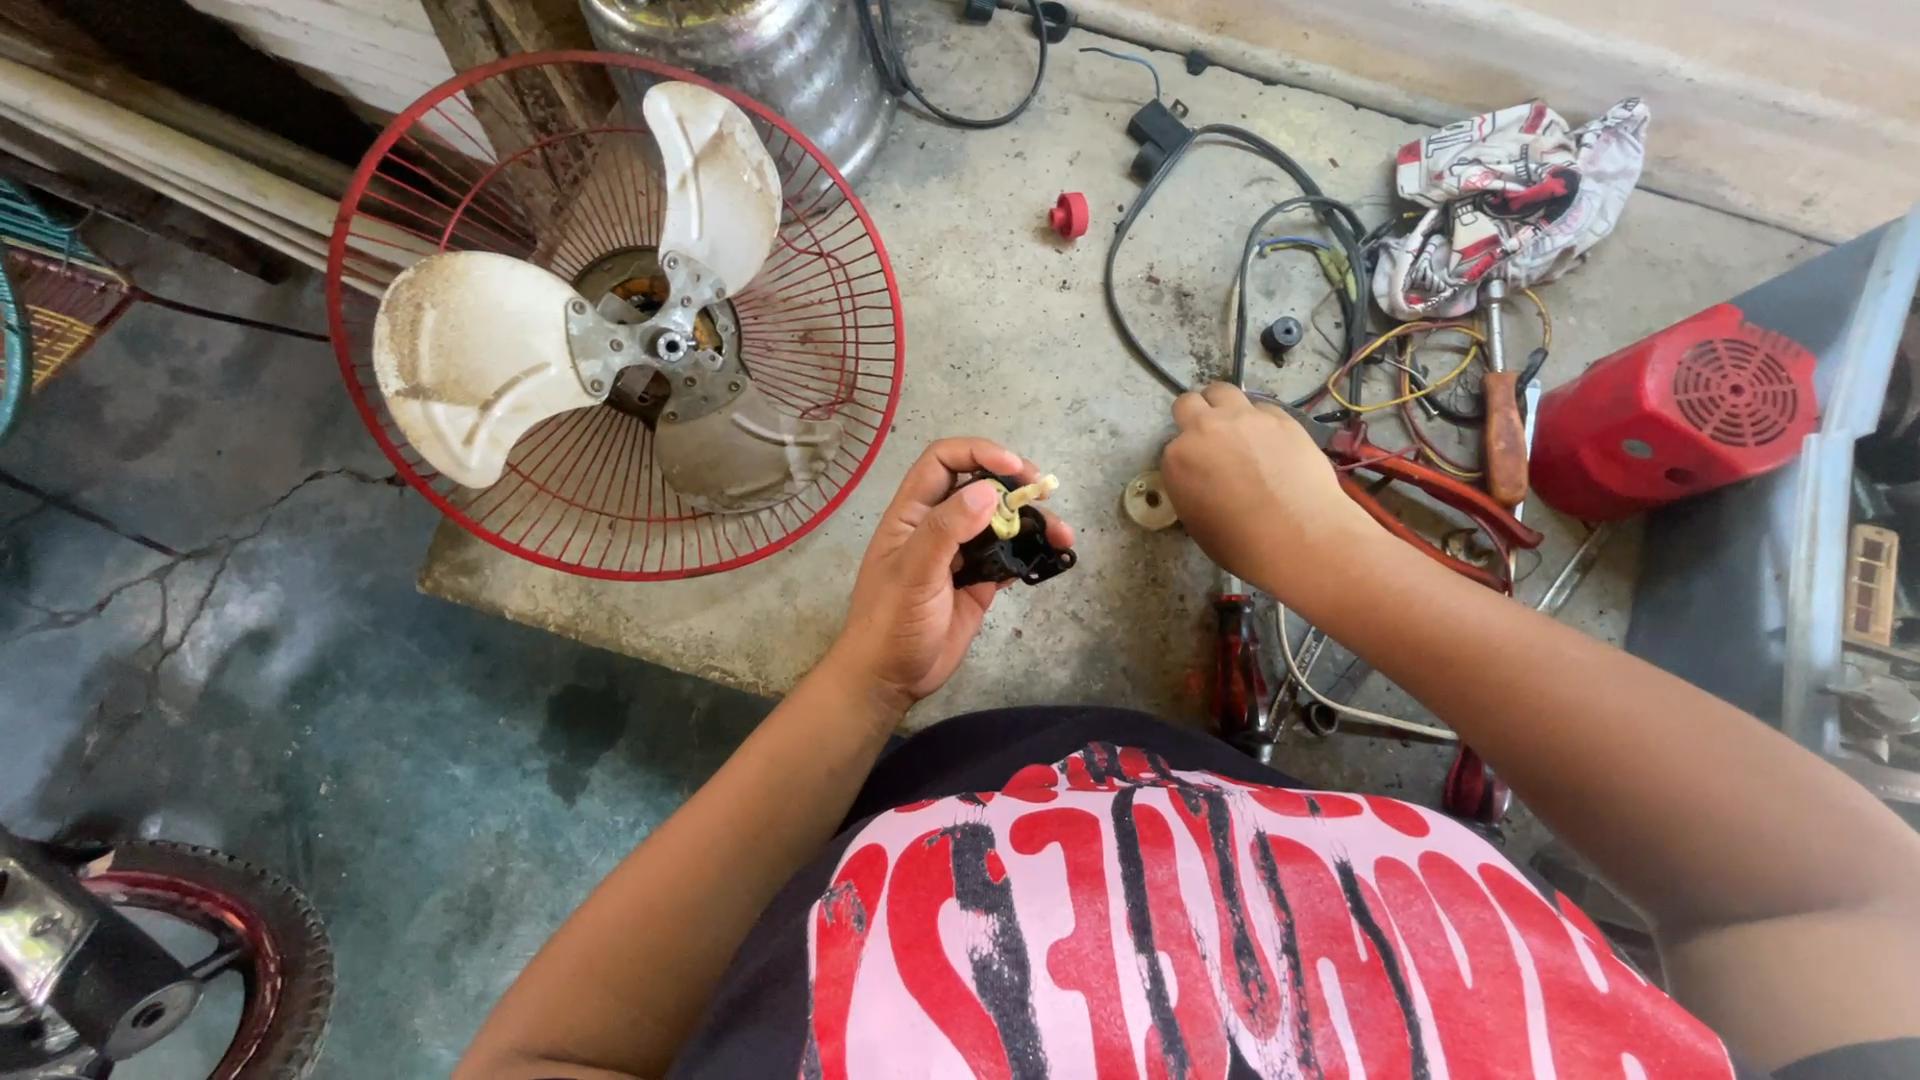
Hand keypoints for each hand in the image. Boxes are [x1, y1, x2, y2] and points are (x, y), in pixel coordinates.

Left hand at [828, 438, 1074, 716]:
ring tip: (1062, 533)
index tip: (1014, 466)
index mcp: (913, 513)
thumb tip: (987, 492)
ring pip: (1001, 522)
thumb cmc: (890, 622)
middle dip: (1014, 484)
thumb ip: (946, 530)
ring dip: (1033, 521)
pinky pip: (1010, 556)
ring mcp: (961, 555)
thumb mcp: (913, 572)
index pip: (943, 461)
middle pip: (980, 487)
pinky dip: (1034, 551)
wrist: (890, 679)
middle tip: (1044, 492)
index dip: (978, 452)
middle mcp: (939, 526)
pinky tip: (1055, 554)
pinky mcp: (980, 583)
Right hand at [1161, 383, 1378, 593]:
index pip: (1173, 445)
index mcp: (1179, 458)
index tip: (1199, 469)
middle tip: (1210, 437)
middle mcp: (1206, 428)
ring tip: (1239, 429)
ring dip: (1225, 407)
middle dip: (1195, 415)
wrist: (1300, 537)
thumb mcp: (1196, 520)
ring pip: (1224, 392)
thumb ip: (1190, 486)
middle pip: (1190, 403)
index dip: (1186, 456)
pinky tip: (1273, 443)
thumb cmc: (1241, 543)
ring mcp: (1246, 418)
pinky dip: (1262, 421)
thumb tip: (1203, 477)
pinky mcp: (1281, 418)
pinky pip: (1263, 409)